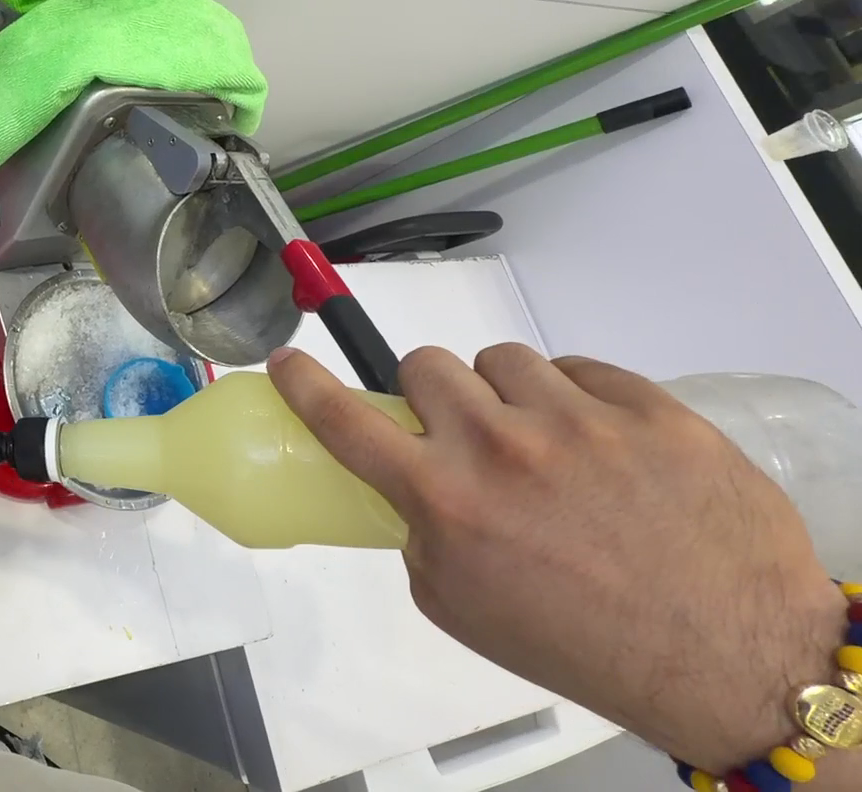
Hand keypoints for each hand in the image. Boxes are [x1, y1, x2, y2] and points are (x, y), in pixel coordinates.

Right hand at [268, 344, 846, 775]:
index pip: (344, 419)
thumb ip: (414, 529)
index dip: (303, 382)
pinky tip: (599, 442)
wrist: (736, 662)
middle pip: (423, 363)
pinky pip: (581, 368)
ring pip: (500, 359)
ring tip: (540, 438)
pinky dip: (575, 397)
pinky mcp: (654, 412)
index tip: (286, 359)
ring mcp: (580, 422)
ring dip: (503, 393)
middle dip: (430, 393)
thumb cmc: (574, 641)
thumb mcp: (453, 601)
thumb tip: (409, 483)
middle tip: (460, 430)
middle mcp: (500, 447)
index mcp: (443, 498)